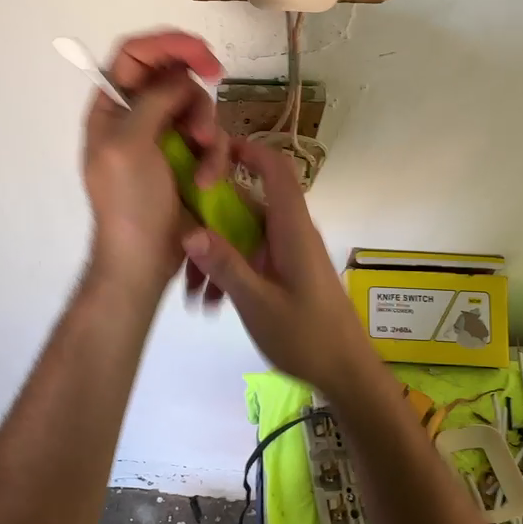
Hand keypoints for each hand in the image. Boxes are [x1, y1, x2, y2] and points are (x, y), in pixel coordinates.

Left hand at [83, 31, 228, 286]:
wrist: (143, 261)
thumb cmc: (127, 204)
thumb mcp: (128, 146)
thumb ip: (151, 100)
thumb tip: (180, 77)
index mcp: (111, 107)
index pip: (136, 54)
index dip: (169, 45)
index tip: (205, 56)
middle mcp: (137, 116)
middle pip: (175, 79)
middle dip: (195, 102)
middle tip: (199, 132)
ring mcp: (164, 138)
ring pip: (199, 109)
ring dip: (208, 135)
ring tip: (204, 168)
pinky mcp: (189, 160)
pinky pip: (212, 140)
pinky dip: (215, 158)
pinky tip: (209, 181)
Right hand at [180, 139, 388, 398]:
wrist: (346, 373)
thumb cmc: (307, 336)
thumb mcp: (258, 303)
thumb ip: (225, 265)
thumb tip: (188, 230)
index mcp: (292, 229)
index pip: (274, 169)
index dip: (246, 150)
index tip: (207, 151)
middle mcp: (291, 233)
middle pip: (246, 204)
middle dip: (208, 220)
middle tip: (176, 241)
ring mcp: (288, 253)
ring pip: (243, 236)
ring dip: (214, 254)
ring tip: (192, 292)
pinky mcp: (286, 273)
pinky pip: (251, 258)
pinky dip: (229, 271)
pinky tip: (210, 303)